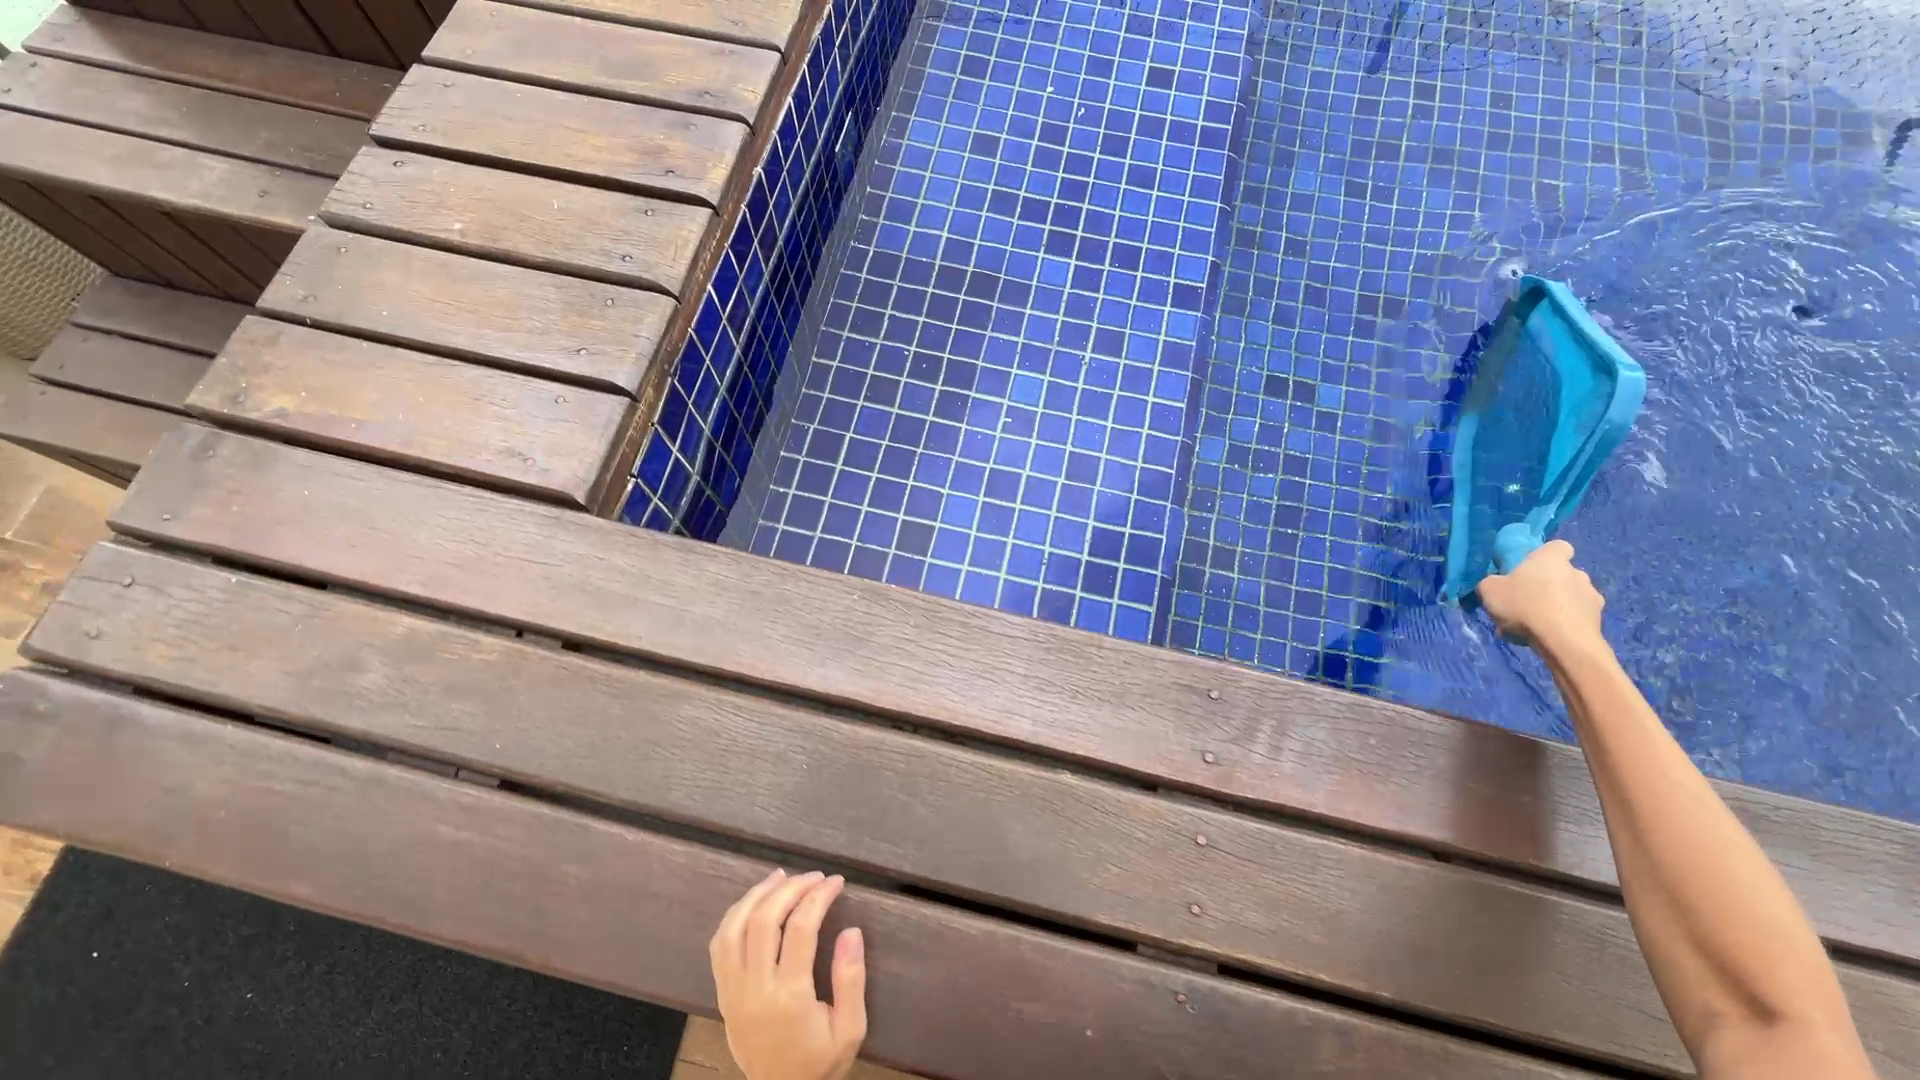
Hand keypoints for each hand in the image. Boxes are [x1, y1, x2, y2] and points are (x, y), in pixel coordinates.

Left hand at [709, 870, 867, 1079]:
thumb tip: (852, 930)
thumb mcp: (850, 1029)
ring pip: (734, 927)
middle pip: (764, 920)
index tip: (836, 882)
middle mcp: (755, 988)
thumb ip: (851, 979)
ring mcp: (733, 990)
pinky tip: (754, 903)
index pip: (800, 928)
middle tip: (814, 877)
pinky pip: (719, 945)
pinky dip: (735, 916)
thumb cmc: (819, 1062)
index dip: (818, 897)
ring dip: (757, 895)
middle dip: (790, 888)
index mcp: (790, 996)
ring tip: (781, 877)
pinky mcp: (723, 993)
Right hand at [1476, 540, 1604, 649]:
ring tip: (1533, 627)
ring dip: (1555, 608)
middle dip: (1546, 587)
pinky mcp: (1598, 620)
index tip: (1528, 570)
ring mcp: (1592, 596)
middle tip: (1524, 604)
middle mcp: (1577, 572)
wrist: (1562, 640)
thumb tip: (1495, 584)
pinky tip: (1546, 638)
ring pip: (1569, 598)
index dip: (1544, 557)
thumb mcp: (1489, 590)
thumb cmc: (1524, 605)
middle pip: (1561, 575)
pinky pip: (1575, 618)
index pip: (1557, 547)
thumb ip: (1491, 583)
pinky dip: (1563, 625)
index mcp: (1552, 558)